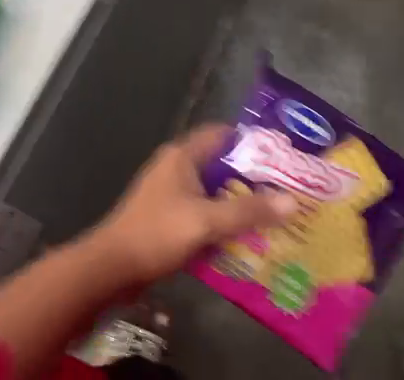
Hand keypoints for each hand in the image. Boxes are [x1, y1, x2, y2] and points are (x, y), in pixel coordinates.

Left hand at [83, 124, 297, 285]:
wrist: (111, 268)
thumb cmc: (157, 233)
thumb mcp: (206, 220)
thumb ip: (248, 211)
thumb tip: (293, 201)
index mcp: (182, 156)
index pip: (222, 134)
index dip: (251, 142)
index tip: (281, 157)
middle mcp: (176, 169)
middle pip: (220, 166)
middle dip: (250, 179)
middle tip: (285, 191)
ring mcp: (170, 195)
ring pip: (212, 194)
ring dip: (237, 205)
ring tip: (273, 218)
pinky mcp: (167, 221)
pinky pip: (202, 216)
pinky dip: (221, 225)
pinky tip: (244, 241)